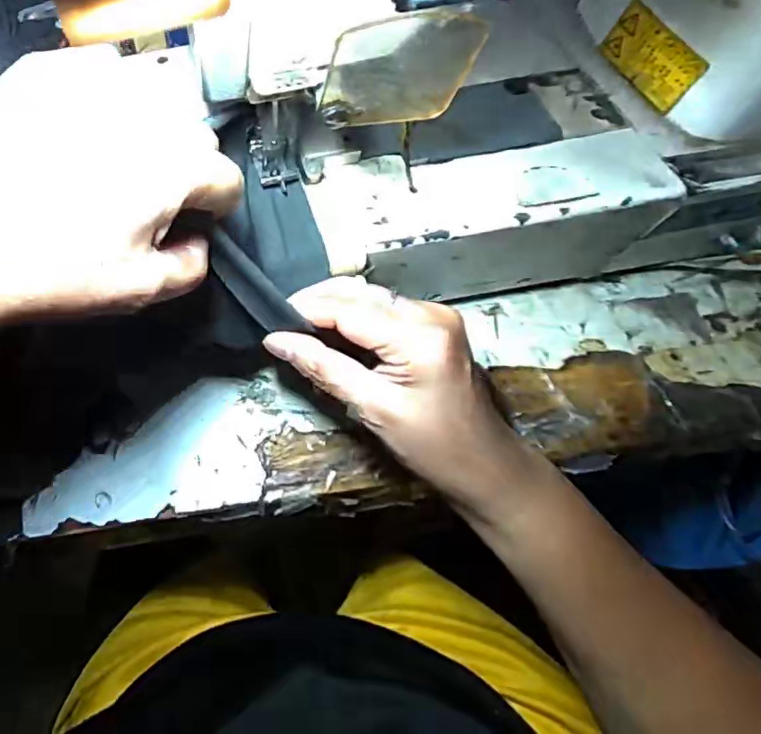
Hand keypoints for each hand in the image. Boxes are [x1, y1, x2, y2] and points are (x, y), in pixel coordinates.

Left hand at [0, 45, 241, 356]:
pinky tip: (76, 125)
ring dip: (154, 122)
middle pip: (196, 133)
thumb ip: (191, 267)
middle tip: (144, 194)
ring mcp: (95, 78)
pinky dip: (105, 94)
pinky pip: (103, 70)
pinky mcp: (48, 66)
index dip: (212, 209)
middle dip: (184, 164)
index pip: (226, 180)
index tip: (186, 222)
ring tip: (117, 151)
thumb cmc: (46, 273)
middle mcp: (149, 108)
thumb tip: (197, 238)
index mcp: (179, 163)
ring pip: (156, 91)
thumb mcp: (135, 291)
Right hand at [263, 278, 547, 514]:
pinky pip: (386, 307)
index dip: (306, 312)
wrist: (487, 466)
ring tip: (302, 328)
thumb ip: (324, 367)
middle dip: (318, 304)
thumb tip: (278, 341)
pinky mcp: (436, 322)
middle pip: (360, 294)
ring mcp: (436, 314)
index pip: (348, 309)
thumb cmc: (434, 448)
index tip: (272, 324)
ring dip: (336, 308)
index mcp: (418, 334)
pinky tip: (336, 332)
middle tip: (283, 325)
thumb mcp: (373, 408)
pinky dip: (358, 316)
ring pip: (371, 297)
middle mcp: (430, 312)